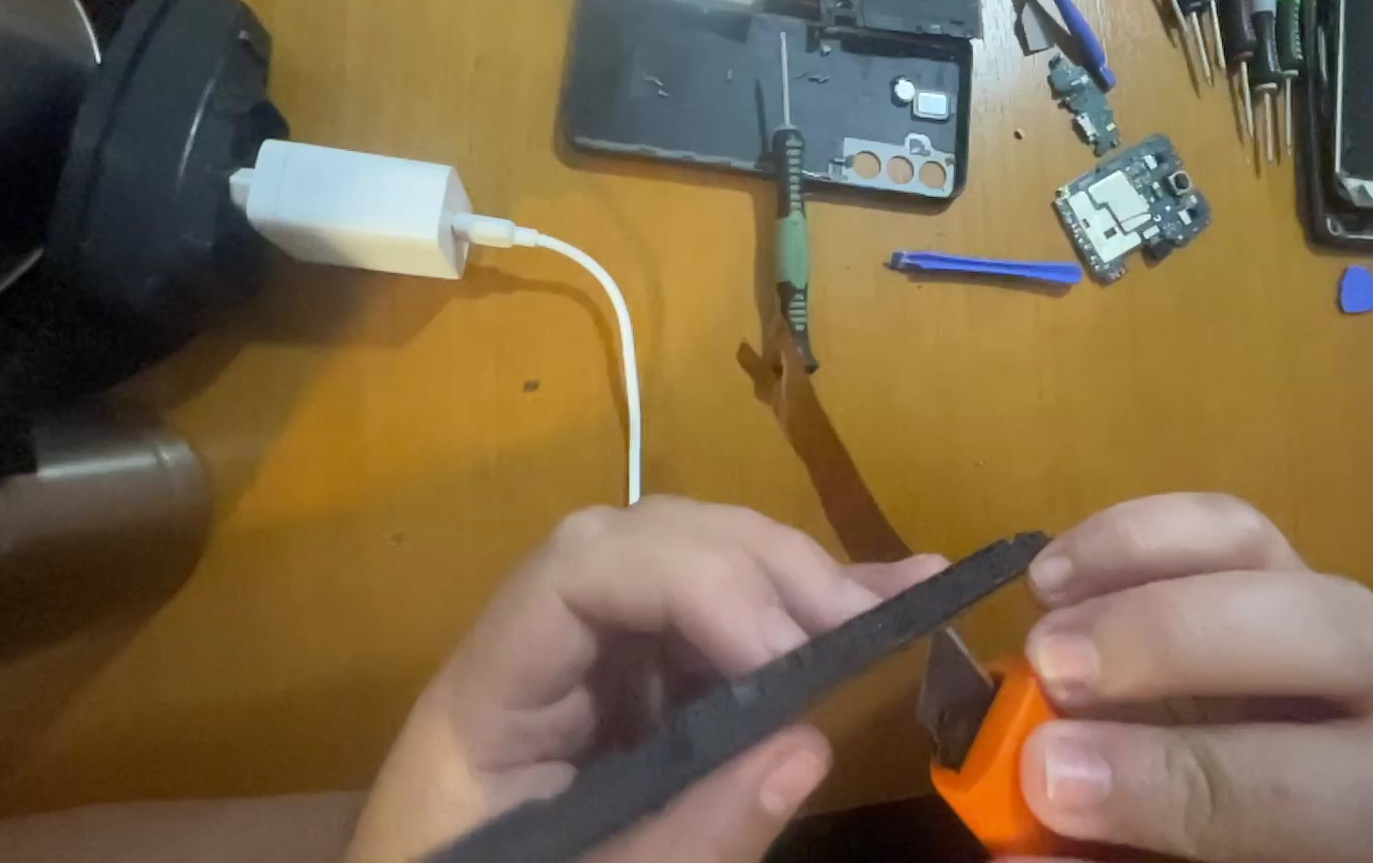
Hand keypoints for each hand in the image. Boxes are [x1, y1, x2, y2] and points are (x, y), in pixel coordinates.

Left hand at [345, 497, 944, 862]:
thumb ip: (683, 838)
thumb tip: (807, 744)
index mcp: (491, 688)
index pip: (578, 570)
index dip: (688, 581)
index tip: (780, 655)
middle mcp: (549, 634)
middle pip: (653, 540)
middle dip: (760, 569)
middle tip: (853, 625)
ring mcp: (604, 642)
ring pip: (702, 554)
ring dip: (794, 575)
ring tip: (880, 609)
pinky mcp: (652, 663)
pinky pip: (730, 609)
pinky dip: (801, 603)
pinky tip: (881, 590)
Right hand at [1011, 493, 1372, 862]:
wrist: (1297, 768)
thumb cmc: (1221, 829)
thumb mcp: (1158, 860)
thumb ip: (1103, 850)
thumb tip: (1013, 847)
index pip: (1339, 808)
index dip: (1188, 787)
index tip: (1050, 778)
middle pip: (1347, 648)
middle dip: (1178, 647)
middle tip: (1050, 669)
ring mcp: (1335, 625)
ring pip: (1290, 568)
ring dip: (1150, 582)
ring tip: (1042, 614)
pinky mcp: (1274, 560)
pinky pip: (1227, 523)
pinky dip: (1130, 536)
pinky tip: (1052, 575)